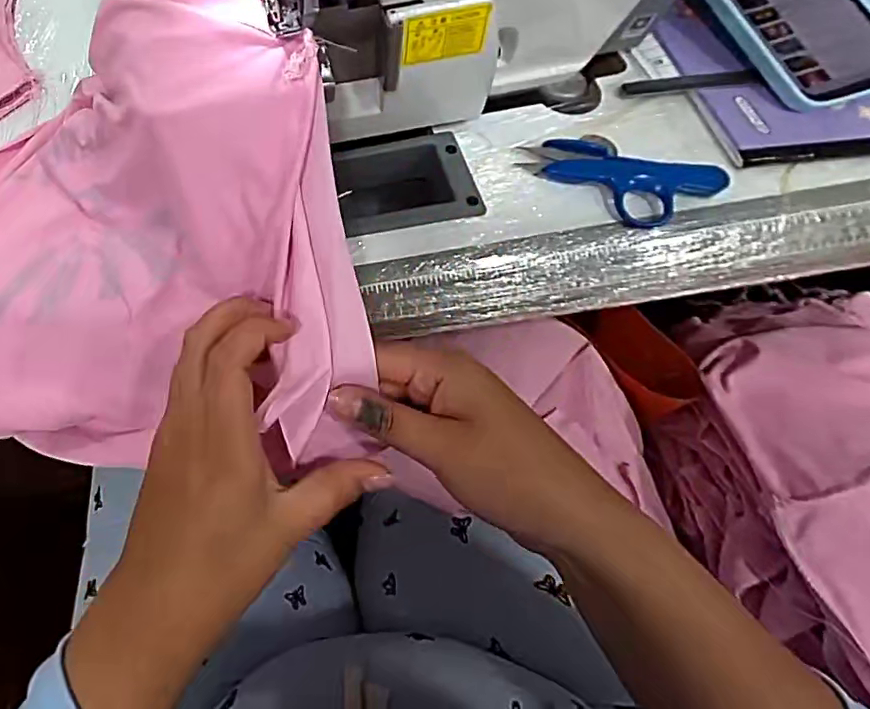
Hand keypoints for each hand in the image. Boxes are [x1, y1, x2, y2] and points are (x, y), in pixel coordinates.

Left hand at [66, 298, 391, 708]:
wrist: (154, 605)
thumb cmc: (223, 566)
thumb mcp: (286, 527)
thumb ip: (334, 487)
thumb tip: (383, 466)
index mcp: (220, 431)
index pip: (228, 351)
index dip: (259, 326)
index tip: (294, 331)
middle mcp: (188, 416)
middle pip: (197, 338)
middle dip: (233, 311)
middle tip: (274, 315)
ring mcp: (170, 426)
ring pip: (185, 356)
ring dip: (218, 332)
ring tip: (263, 342)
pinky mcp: (163, 440)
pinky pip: (183, 380)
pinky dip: (209, 360)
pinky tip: (241, 384)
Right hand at [331, 341, 846, 708]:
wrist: (571, 516)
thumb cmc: (507, 474)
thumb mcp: (440, 447)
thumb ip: (385, 418)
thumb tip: (333, 392)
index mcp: (442, 364)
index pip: (376, 355)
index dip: (339, 371)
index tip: (298, 388)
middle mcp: (443, 371)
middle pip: (383, 373)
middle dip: (349, 394)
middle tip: (301, 414)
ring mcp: (450, 398)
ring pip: (394, 397)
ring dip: (366, 413)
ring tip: (320, 428)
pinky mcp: (454, 423)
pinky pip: (411, 416)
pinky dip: (388, 428)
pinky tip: (360, 442)